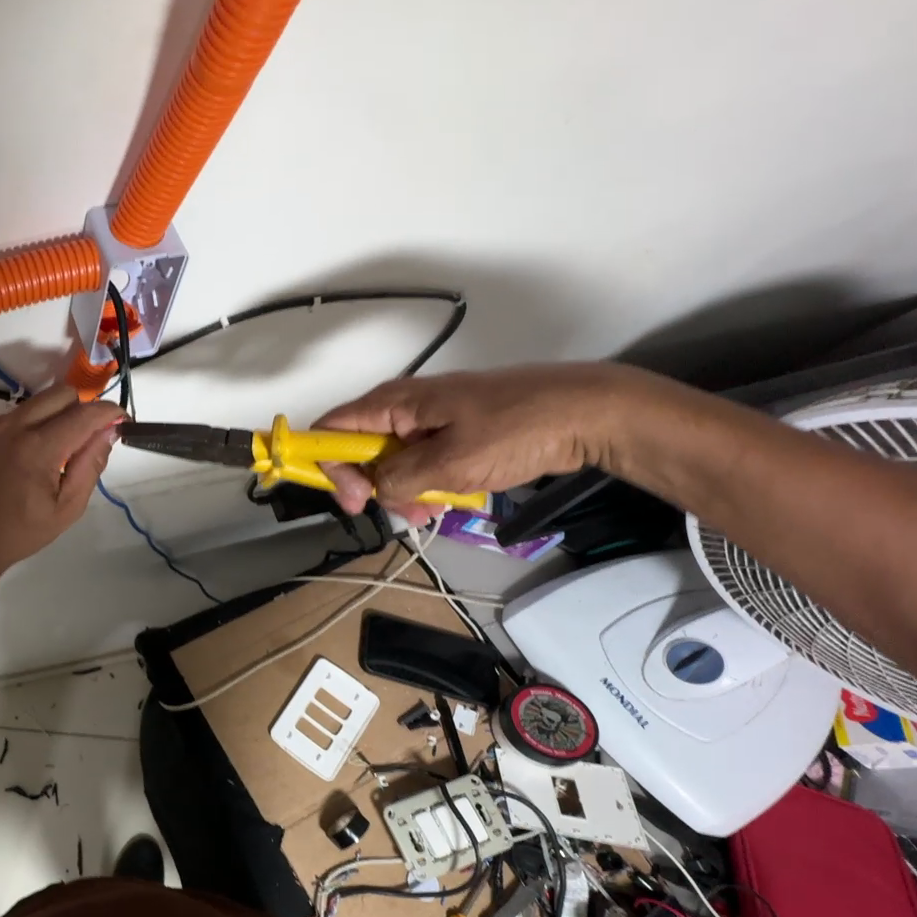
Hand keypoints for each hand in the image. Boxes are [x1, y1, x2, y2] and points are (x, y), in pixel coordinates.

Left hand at [0, 386, 122, 588]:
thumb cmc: (21, 532)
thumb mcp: (67, 507)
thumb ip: (90, 464)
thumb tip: (108, 431)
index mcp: (37, 449)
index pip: (84, 414)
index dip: (109, 412)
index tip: (122, 419)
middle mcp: (13, 426)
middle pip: (62, 393)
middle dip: (83, 408)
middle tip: (89, 437)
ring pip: (40, 400)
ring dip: (59, 414)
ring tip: (61, 449)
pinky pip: (21, 412)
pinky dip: (37, 422)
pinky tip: (36, 453)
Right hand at [313, 362, 659, 521]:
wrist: (589, 413)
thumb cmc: (515, 430)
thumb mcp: (449, 463)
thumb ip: (398, 479)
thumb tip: (373, 489)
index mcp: (393, 404)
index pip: (329, 430)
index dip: (327, 465)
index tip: (355, 500)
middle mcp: (403, 407)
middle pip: (357, 448)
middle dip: (371, 485)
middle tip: (401, 512)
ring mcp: (430, 419)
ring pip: (391, 459)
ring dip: (402, 490)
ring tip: (433, 509)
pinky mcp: (454, 431)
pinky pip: (421, 459)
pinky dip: (427, 482)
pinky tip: (450, 497)